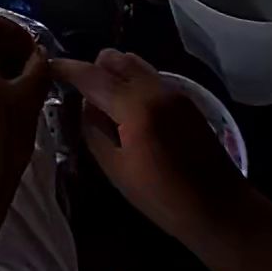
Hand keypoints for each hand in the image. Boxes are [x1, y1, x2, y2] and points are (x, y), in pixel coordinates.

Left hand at [0, 15, 49, 187]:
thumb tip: (40, 53)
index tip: (35, 45)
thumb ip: (38, 66)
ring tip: (34, 79)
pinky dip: (1, 77)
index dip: (14, 28)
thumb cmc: (3, 132)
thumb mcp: (28, 96)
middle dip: (14, 46)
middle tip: (39, 63)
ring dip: (9, 62)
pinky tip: (20, 94)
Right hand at [54, 51, 271, 270]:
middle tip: (80, 89)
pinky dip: (132, 80)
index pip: (91, 75)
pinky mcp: (184, 97)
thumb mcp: (116, 170)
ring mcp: (172, 89)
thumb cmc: (164, 198)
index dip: (66, 68)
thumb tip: (85, 106)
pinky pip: (148, 75)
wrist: (223, 212)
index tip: (49, 66)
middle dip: (92, 67)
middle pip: (113, 58)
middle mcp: (154, 88)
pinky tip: (129, 107)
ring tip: (104, 97)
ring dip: (113, 71)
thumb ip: (93, 129)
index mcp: (134, 106)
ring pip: (132, 62)